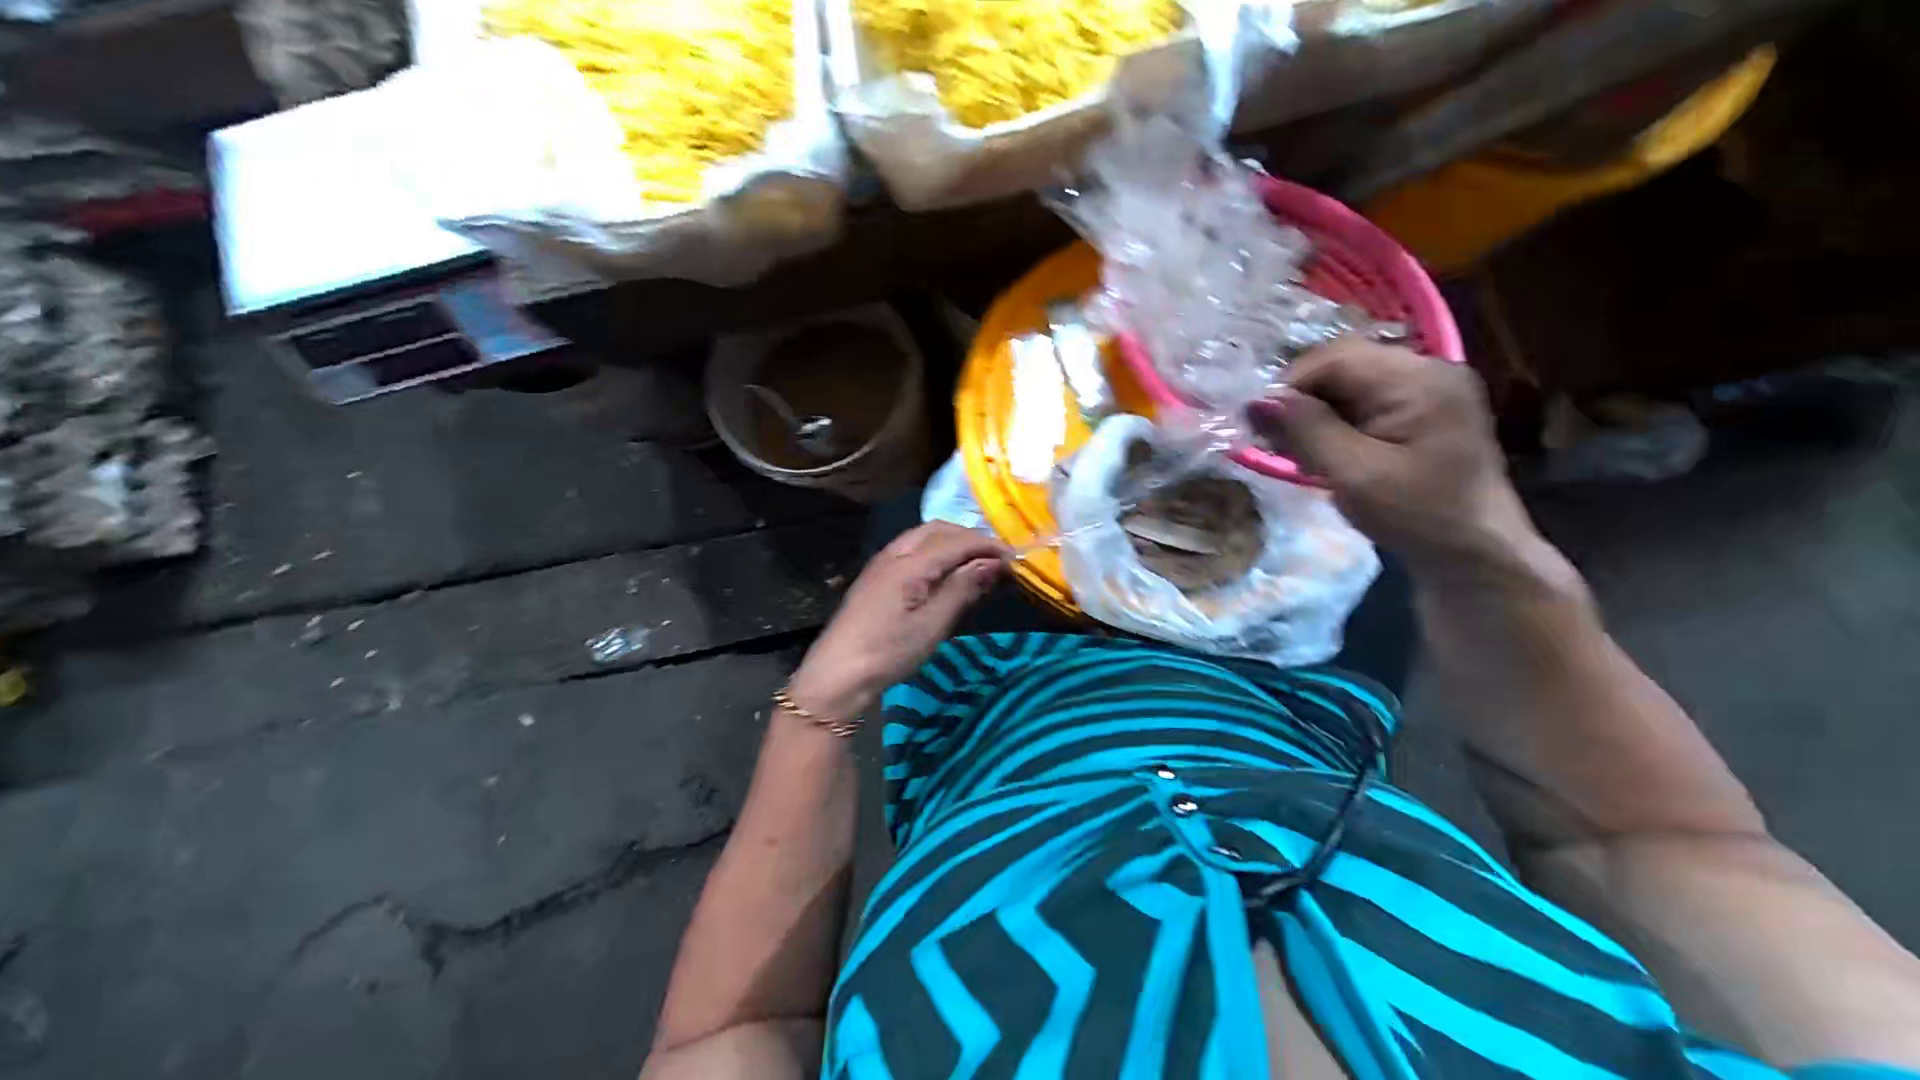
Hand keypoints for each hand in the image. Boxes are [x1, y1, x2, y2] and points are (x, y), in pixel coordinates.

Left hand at [787, 523, 1007, 719]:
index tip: (1016, 559)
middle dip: (970, 537)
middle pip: (938, 530)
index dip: (988, 546)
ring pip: (923, 537)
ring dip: (952, 542)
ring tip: (976, 562)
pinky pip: (911, 549)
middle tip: (997, 558)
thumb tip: (993, 564)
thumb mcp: (933, 624)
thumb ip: (962, 589)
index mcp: (910, 563)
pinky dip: (935, 551)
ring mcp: (881, 564)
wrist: (838, 674)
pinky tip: (945, 572)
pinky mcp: (876, 578)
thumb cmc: (888, 651)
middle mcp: (894, 554)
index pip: (957, 541)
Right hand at [1249, 340, 1542, 581]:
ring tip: (1300, 452)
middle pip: (1343, 366)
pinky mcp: (1425, 411)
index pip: (1335, 358)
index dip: (1289, 385)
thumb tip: (1257, 401)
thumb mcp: (1353, 474)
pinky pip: (1368, 401)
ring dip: (1317, 413)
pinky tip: (1328, 452)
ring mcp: (1430, 389)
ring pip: (1351, 384)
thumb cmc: (1416, 515)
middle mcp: (1429, 370)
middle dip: (1303, 400)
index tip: (1261, 426)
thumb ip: (1306, 430)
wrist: (1475, 553)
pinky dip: (1339, 422)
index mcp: (1419, 379)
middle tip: (1277, 442)